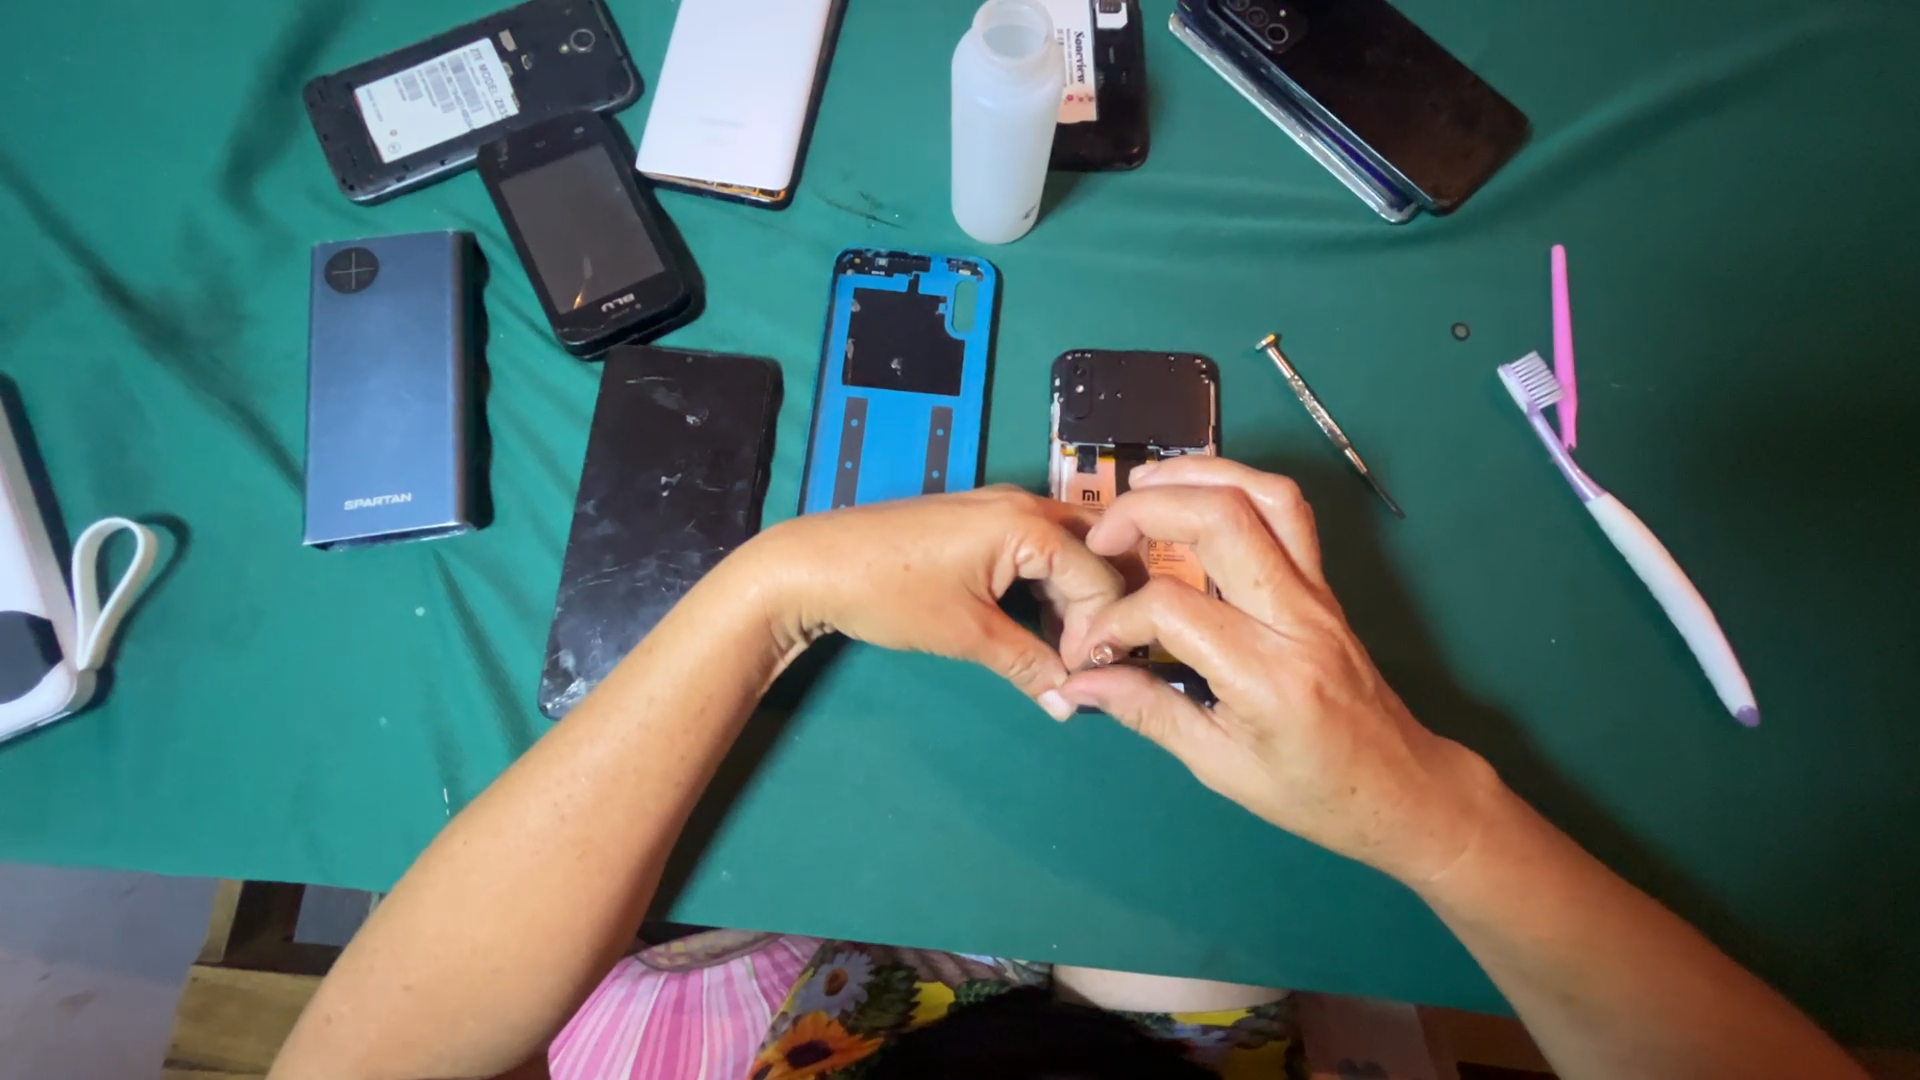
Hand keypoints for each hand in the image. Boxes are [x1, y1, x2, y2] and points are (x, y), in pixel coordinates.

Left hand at [735, 488, 1123, 719]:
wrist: (814, 565)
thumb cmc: (892, 593)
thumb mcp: (967, 634)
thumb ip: (1028, 665)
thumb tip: (1070, 704)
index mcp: (1028, 522)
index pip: (1098, 577)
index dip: (1100, 630)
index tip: (1081, 674)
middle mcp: (1022, 503)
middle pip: (1092, 551)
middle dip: (1099, 603)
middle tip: (1090, 653)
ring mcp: (998, 507)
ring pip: (1064, 548)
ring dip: (1073, 595)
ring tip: (1065, 645)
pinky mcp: (978, 521)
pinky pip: (1034, 546)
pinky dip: (1046, 582)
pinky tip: (1037, 619)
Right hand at [1056, 457, 1501, 883]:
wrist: (1402, 789)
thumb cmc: (1310, 792)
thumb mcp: (1218, 766)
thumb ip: (1146, 712)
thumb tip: (1077, 681)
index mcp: (1267, 676)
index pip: (1171, 608)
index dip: (1115, 618)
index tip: (1092, 646)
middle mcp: (1296, 618)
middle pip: (1221, 520)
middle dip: (1146, 511)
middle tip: (1102, 536)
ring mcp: (1317, 592)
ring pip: (1263, 496)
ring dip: (1196, 475)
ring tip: (1142, 483)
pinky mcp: (1323, 583)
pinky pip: (1286, 510)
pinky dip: (1235, 484)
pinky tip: (1196, 494)